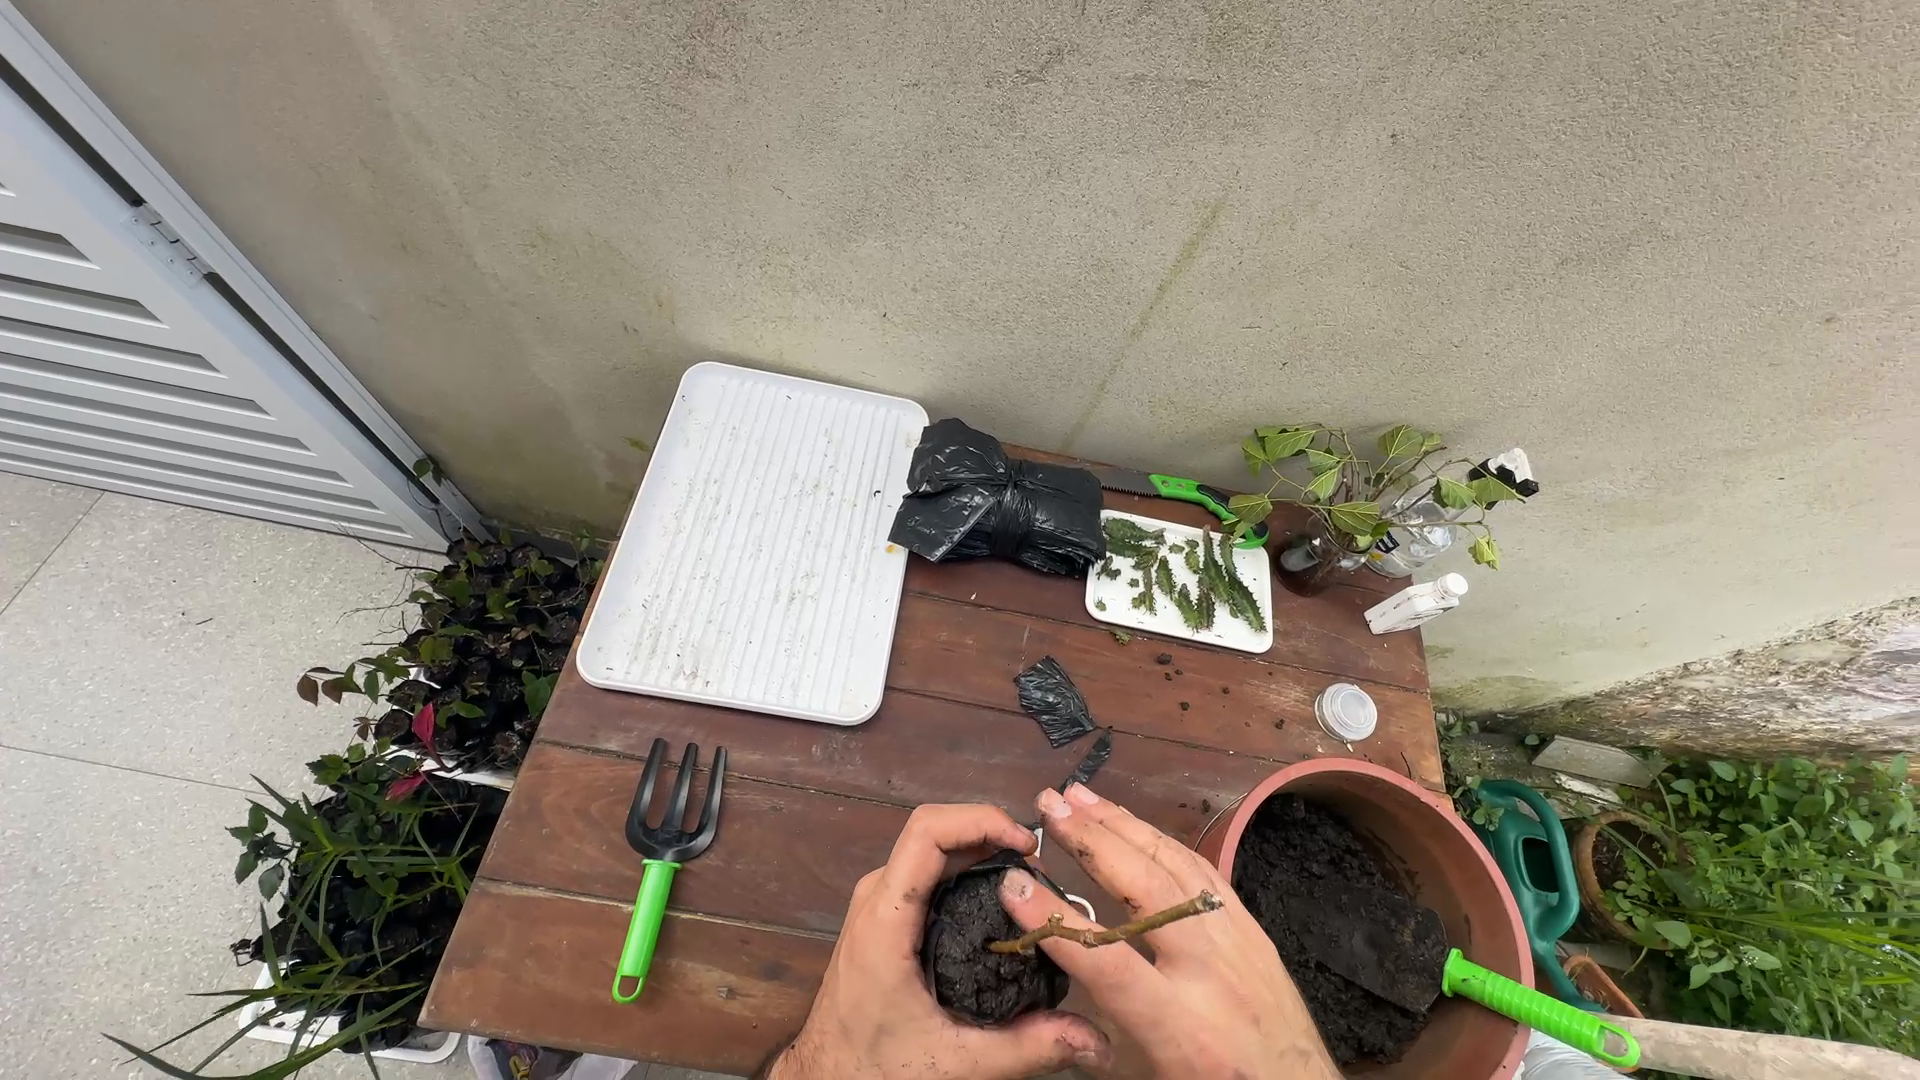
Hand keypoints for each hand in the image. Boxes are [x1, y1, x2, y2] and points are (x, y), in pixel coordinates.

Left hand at [767, 804, 1112, 1079]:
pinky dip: (964, 865)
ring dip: (979, 846)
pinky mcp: (884, 911)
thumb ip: (1029, 1046)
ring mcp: (878, 899)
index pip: (926, 832)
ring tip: (1026, 876)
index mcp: (885, 918)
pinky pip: (926, 867)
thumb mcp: (957, 1063)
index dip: (980, 821)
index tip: (1026, 845)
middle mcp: (878, 894)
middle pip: (935, 831)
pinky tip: (996, 894)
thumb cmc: (875, 1070)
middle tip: (1038, 867)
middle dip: (990, 831)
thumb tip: (1100, 1044)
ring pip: (932, 846)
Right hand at [999, 783, 1339, 1079]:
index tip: (1012, 882)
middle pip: (1145, 886)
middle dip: (1091, 838)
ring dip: (1122, 822)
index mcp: (1181, 1027)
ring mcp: (1238, 939)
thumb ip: (1106, 1015)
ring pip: (1175, 862)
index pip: (1106, 961)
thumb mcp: (1152, 1073)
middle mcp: (1212, 970)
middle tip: (1048, 802)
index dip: (1055, 919)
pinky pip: (1202, 869)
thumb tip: (1057, 952)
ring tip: (1080, 795)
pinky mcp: (1253, 925)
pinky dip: (1160, 838)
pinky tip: (1134, 823)